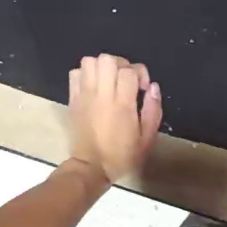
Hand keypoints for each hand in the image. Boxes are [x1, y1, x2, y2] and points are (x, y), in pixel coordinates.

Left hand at [66, 53, 162, 184]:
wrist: (90, 167)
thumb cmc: (122, 156)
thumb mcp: (147, 139)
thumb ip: (153, 111)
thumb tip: (153, 87)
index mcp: (122, 105)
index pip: (129, 71)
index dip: (139, 73)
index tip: (143, 88)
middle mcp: (101, 95)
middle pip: (108, 60)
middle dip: (121, 65)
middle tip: (126, 80)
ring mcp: (84, 96)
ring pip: (90, 62)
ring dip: (102, 66)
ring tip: (110, 80)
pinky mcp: (73, 99)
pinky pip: (76, 73)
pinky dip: (86, 74)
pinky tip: (95, 86)